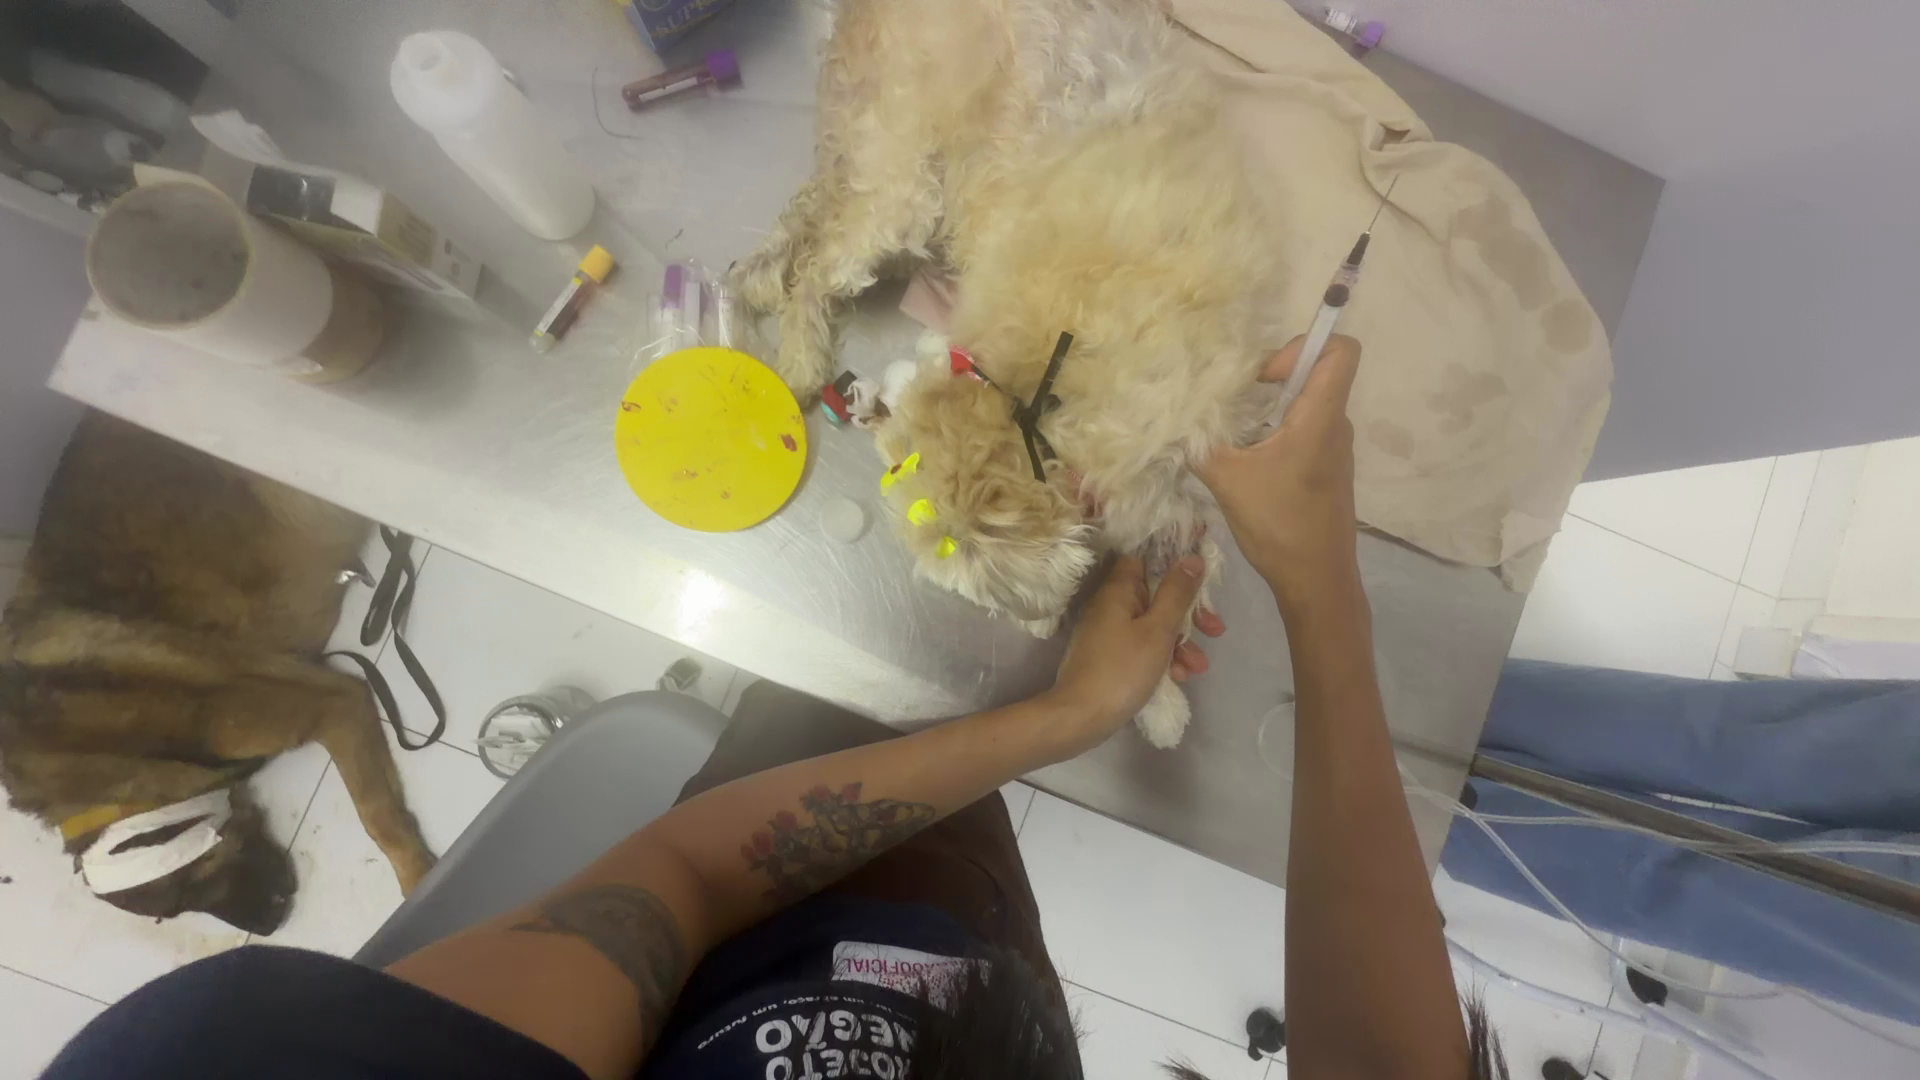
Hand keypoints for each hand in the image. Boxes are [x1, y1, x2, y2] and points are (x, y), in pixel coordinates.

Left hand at [1041, 554, 1204, 756]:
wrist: (1082, 716)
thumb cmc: (1122, 669)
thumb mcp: (1157, 630)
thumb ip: (1176, 593)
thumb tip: (1191, 558)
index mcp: (1117, 590)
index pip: (1145, 558)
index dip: (1174, 561)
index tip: (1201, 571)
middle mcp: (1111, 605)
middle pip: (1156, 596)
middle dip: (1188, 614)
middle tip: (1215, 630)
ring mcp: (1109, 631)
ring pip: (1153, 625)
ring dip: (1179, 643)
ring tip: (1197, 667)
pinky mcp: (1111, 655)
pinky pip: (1142, 646)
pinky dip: (1162, 657)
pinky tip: (1178, 678)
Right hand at [1197, 334, 1362, 616]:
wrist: (1315, 579)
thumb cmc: (1278, 525)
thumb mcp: (1227, 481)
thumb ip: (1201, 445)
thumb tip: (1175, 423)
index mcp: (1320, 419)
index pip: (1339, 350)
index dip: (1302, 347)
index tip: (1262, 377)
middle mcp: (1333, 426)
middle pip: (1315, 374)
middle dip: (1272, 377)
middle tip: (1232, 400)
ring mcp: (1332, 449)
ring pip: (1304, 406)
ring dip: (1268, 409)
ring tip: (1231, 431)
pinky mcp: (1323, 470)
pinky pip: (1301, 432)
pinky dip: (1273, 433)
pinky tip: (1244, 460)